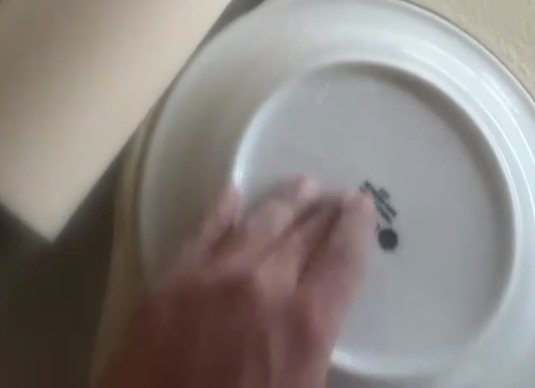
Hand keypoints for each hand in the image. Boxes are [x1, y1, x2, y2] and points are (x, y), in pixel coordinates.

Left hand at [100, 178, 378, 387]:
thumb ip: (314, 350)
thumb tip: (320, 321)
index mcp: (304, 326)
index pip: (342, 260)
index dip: (357, 227)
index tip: (364, 203)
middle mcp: (263, 287)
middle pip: (303, 234)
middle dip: (324, 211)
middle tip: (338, 191)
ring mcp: (213, 277)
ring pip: (258, 223)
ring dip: (284, 200)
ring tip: (301, 184)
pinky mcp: (171, 281)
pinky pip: (203, 231)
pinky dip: (222, 208)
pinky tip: (233, 192)